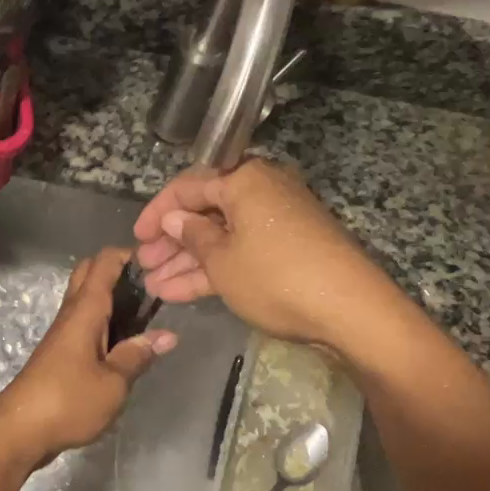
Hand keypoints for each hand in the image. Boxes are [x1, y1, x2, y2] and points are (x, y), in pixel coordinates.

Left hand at [0, 247, 176, 465]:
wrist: (19, 430)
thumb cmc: (68, 400)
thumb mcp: (113, 383)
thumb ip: (138, 355)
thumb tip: (168, 335)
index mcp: (86, 309)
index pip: (105, 261)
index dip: (130, 254)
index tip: (159, 264)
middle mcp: (72, 311)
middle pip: (91, 271)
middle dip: (120, 271)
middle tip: (151, 289)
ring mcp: (64, 331)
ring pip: (87, 297)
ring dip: (113, 297)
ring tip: (146, 314)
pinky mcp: (61, 351)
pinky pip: (85, 321)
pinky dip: (105, 320)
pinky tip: (124, 342)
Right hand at [132, 159, 393, 346]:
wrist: (353, 311)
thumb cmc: (277, 277)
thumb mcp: (223, 261)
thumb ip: (192, 236)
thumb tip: (175, 219)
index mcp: (244, 179)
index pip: (188, 186)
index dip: (157, 212)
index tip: (136, 237)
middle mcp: (262, 190)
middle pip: (206, 211)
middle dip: (172, 242)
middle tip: (145, 265)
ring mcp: (278, 221)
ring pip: (223, 236)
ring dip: (188, 261)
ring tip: (155, 286)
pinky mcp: (291, 249)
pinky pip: (243, 251)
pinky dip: (216, 269)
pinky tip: (182, 292)